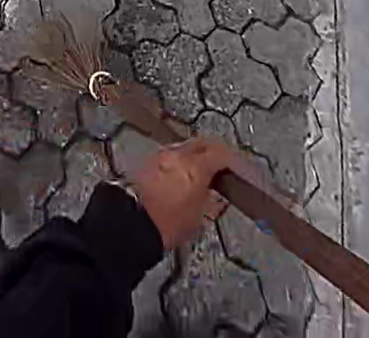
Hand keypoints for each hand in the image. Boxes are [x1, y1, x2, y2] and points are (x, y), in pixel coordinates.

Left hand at [129, 136, 253, 250]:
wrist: (132, 223)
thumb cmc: (166, 224)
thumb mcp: (198, 218)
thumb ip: (211, 200)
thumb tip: (217, 196)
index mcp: (196, 167)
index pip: (220, 154)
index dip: (231, 160)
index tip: (235, 167)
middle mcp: (178, 154)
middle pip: (201, 143)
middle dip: (213, 151)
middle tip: (219, 165)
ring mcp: (161, 154)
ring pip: (184, 147)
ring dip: (194, 155)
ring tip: (198, 172)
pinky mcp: (148, 160)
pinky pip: (169, 155)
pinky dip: (178, 161)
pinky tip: (178, 175)